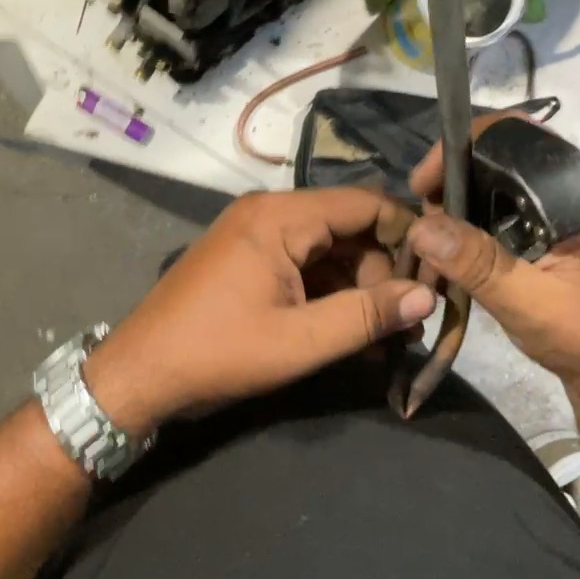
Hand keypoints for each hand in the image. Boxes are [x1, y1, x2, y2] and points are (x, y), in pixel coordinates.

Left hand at [82, 187, 437, 434]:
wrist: (140, 374)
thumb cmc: (218, 354)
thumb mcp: (300, 341)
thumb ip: (367, 316)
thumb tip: (428, 297)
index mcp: (280, 217)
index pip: (366, 204)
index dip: (408, 235)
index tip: (438, 277)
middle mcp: (269, 213)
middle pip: (349, 228)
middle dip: (384, 274)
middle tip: (408, 324)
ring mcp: (255, 235)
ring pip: (329, 251)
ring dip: (359, 290)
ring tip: (384, 340)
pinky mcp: (248, 260)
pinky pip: (303, 266)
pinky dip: (329, 295)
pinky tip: (350, 334)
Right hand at [407, 116, 579, 392]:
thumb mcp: (531, 305)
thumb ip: (481, 265)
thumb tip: (422, 228)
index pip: (514, 136)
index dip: (461, 150)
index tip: (423, 186)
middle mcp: (571, 181)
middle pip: (497, 153)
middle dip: (452, 178)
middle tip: (422, 220)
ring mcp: (556, 201)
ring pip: (491, 178)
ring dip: (455, 201)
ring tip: (429, 236)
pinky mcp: (541, 221)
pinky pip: (494, 203)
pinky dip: (465, 219)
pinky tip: (448, 247)